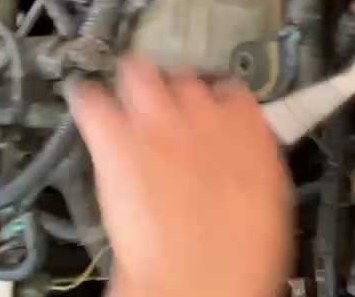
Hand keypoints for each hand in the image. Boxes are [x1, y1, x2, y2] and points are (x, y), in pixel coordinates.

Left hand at [70, 57, 291, 296]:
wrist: (198, 280)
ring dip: (134, 81)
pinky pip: (95, 107)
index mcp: (245, 126)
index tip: (213, 112)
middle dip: (175, 89)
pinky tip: (86, 103)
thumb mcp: (268, 201)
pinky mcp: (117, 143)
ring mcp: (157, 124)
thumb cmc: (238, 256)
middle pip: (185, 79)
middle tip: (167, 104)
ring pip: (140, 77)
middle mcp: (201, 113)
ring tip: (127, 87)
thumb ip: (251, 163)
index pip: (232, 90)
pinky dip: (89, 104)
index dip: (219, 102)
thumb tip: (246, 161)